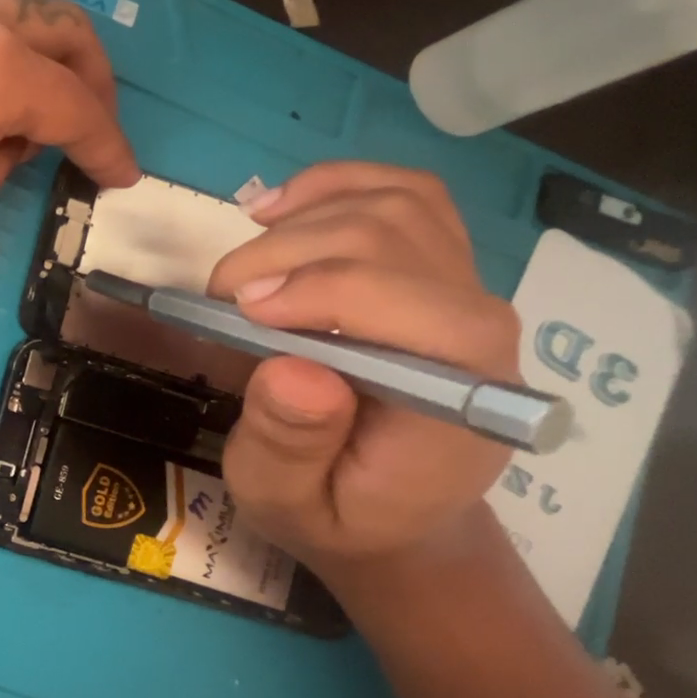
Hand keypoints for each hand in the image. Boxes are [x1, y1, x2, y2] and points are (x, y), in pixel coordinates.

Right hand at [205, 163, 520, 574]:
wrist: (394, 511)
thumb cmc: (337, 511)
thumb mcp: (288, 503)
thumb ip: (291, 447)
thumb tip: (291, 367)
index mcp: (459, 401)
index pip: (425, 312)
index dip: (329, 291)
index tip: (237, 310)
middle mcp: (480, 333)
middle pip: (394, 240)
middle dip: (286, 254)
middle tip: (216, 300)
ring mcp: (465, 291)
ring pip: (394, 205)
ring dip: (301, 218)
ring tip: (241, 266)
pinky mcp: (437, 269)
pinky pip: (405, 195)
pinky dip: (336, 185)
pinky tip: (279, 211)